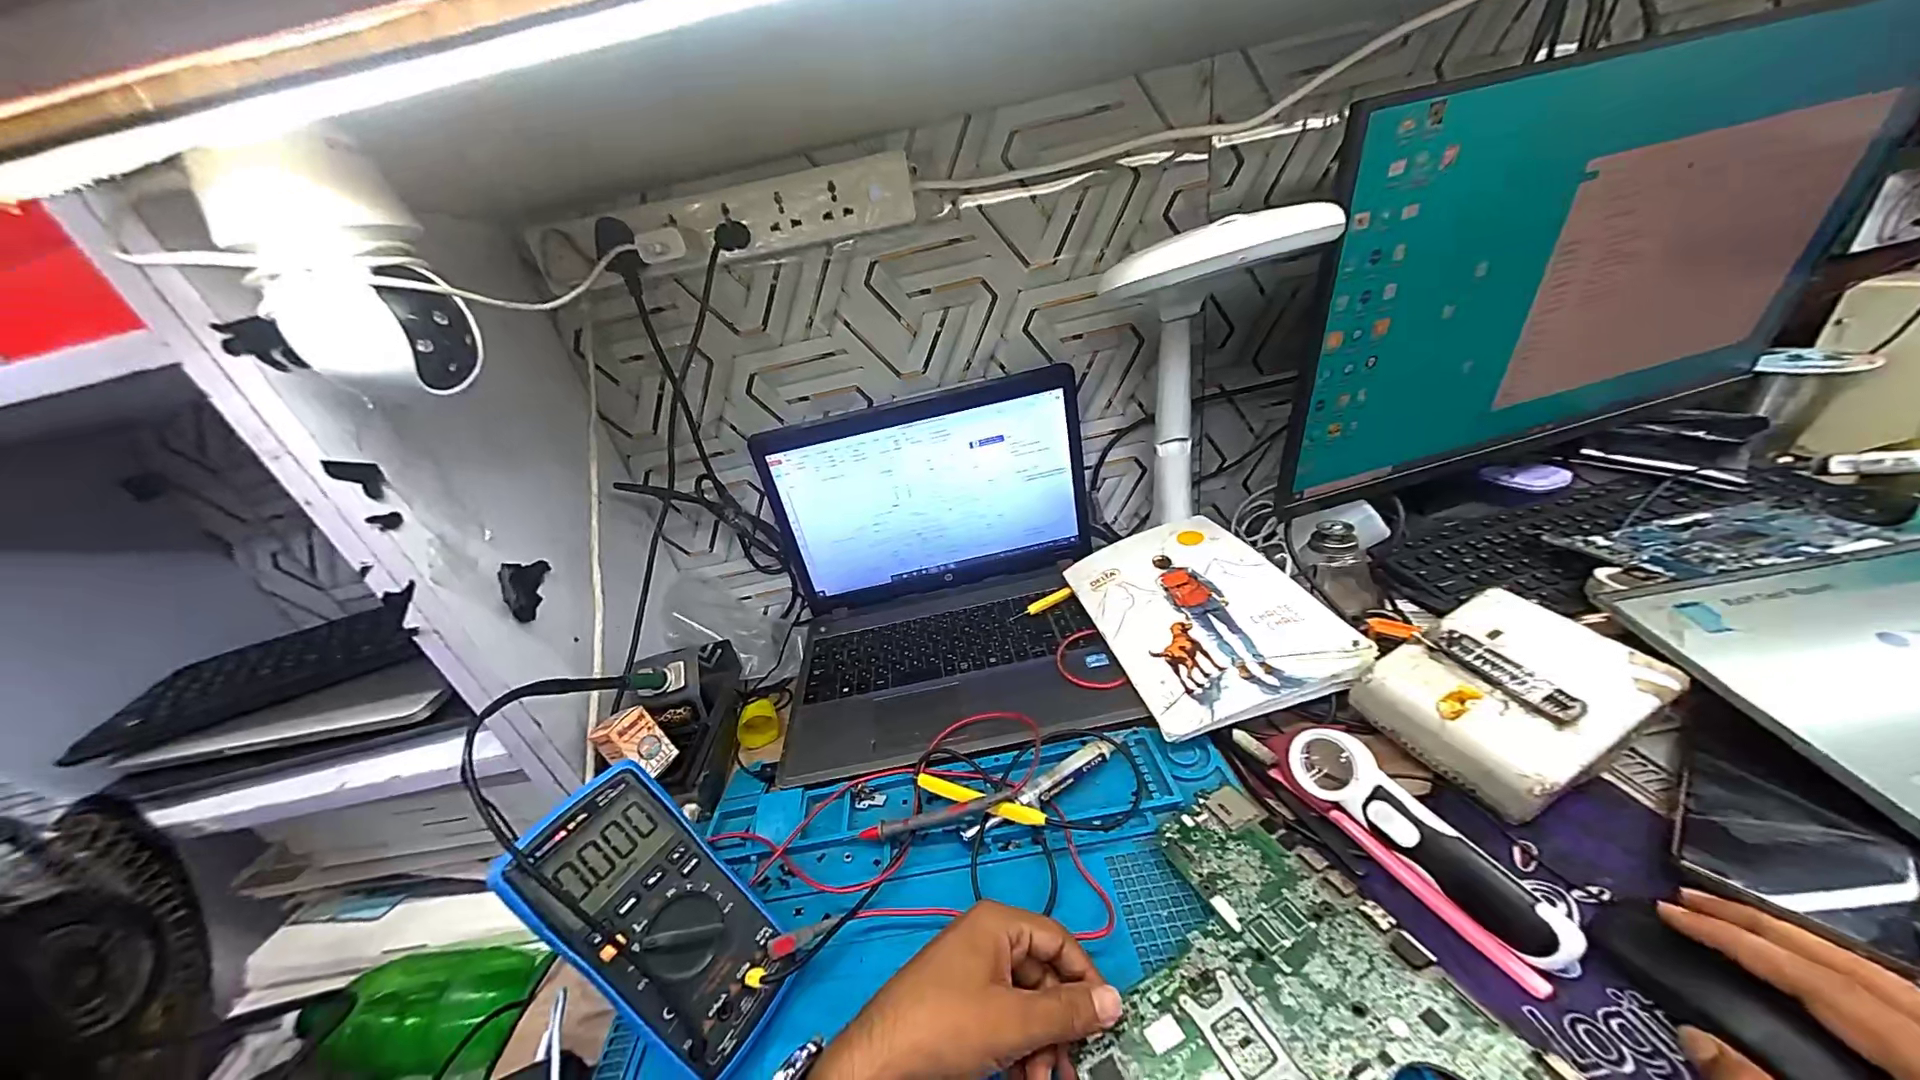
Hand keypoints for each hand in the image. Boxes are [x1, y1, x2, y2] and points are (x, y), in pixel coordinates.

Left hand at [812, 900, 1122, 1079]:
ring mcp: (975, 972)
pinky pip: (1008, 1016)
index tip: (1106, 1015)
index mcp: (997, 924)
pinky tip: (1025, 1073)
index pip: (1058, 939)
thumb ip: (1067, 1011)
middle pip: (1045, 975)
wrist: (884, 1061)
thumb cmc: (942, 1024)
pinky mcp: (966, 1003)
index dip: (1085, 977)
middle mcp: (987, 940)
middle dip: (1061, 1021)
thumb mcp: (1014, 1020)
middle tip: (1074, 1058)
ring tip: (1044, 1073)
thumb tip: (1111, 1001)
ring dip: (1044, 1039)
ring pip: (1029, 1002)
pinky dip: (1022, 1044)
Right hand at [1657, 888, 1919, 1078]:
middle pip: (1852, 967)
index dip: (1738, 941)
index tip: (1673, 913)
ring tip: (1738, 917)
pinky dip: (1847, 971)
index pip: (1817, 983)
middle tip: (1690, 896)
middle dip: (1763, 925)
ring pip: (1886, 978)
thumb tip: (1696, 1037)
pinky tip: (1816, 966)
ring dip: (1801, 941)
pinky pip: (1905, 1000)